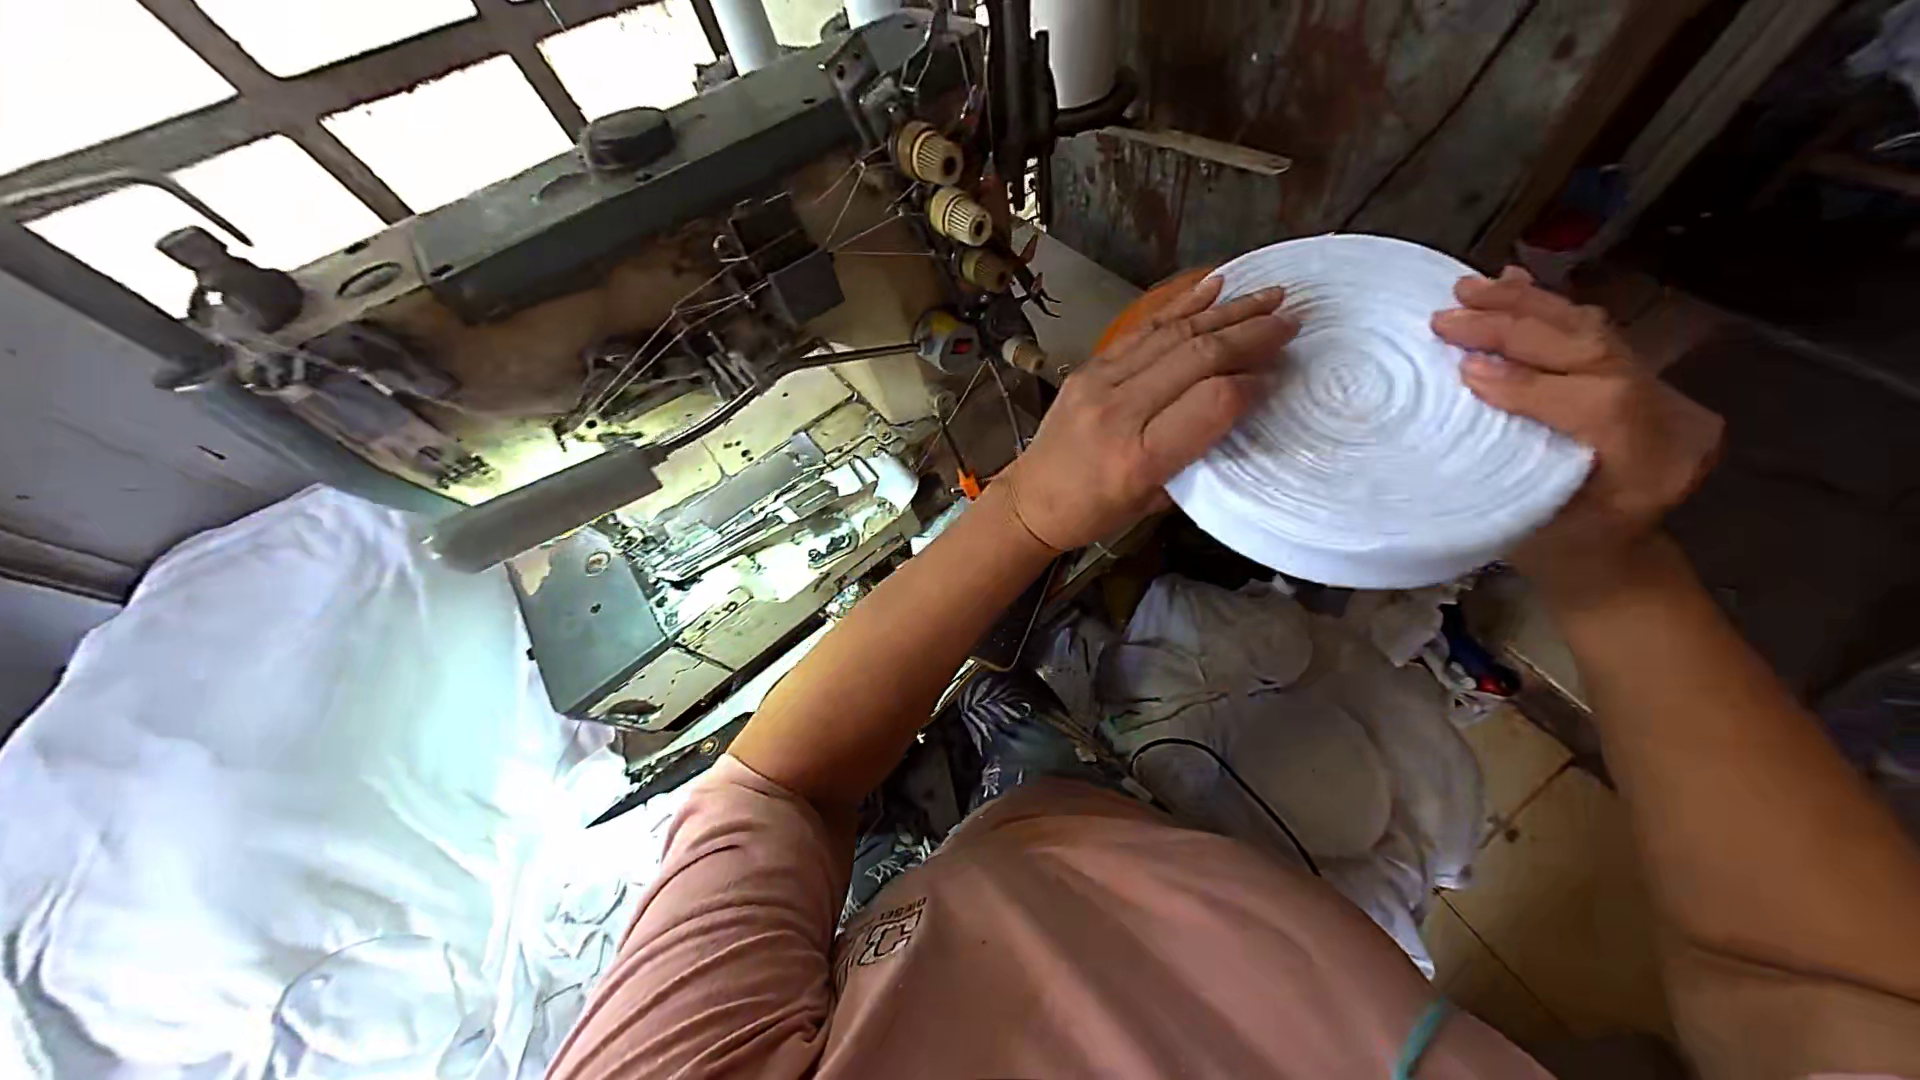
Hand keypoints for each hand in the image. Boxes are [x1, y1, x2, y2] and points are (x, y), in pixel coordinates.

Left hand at [1001, 276, 1298, 550]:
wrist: (1031, 499)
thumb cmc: (1095, 512)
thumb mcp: (1154, 501)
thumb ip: (1196, 451)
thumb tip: (1239, 401)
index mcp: (1139, 457)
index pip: (1213, 400)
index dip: (1253, 382)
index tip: (1277, 375)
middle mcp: (1118, 412)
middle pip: (1197, 356)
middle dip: (1251, 333)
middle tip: (1292, 320)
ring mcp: (1097, 384)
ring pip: (1172, 334)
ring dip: (1225, 311)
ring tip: (1268, 296)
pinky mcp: (1087, 368)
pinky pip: (1141, 330)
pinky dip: (1181, 306)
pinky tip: (1213, 288)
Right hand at [1430, 266, 1723, 593]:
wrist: (1608, 557)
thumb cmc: (1559, 553)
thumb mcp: (1530, 524)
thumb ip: (1507, 462)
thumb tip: (1466, 390)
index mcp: (1652, 465)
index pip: (1599, 402)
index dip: (1531, 383)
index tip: (1465, 370)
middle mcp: (1670, 416)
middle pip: (1596, 351)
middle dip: (1519, 327)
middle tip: (1451, 316)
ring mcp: (1657, 389)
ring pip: (1593, 331)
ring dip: (1525, 305)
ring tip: (1470, 290)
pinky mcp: (1634, 375)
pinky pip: (1591, 332)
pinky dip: (1545, 308)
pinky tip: (1513, 284)